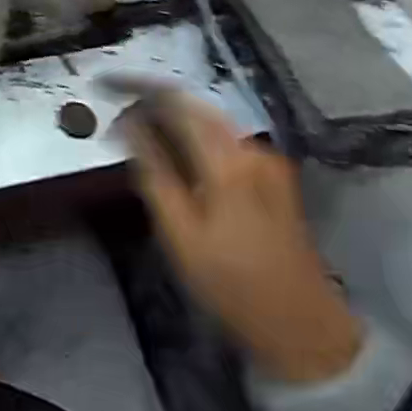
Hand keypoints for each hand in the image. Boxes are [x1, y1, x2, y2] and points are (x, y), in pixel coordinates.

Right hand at [119, 90, 364, 382]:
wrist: (302, 325)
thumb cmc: (232, 285)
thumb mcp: (180, 235)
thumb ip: (153, 172)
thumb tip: (128, 126)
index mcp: (227, 160)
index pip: (176, 102)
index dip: (138, 88)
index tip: (109, 85)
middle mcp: (252, 147)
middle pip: (196, 105)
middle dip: (156, 99)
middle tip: (120, 108)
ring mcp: (268, 159)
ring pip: (212, 121)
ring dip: (176, 117)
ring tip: (141, 128)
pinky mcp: (274, 174)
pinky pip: (226, 140)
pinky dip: (197, 137)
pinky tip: (179, 154)